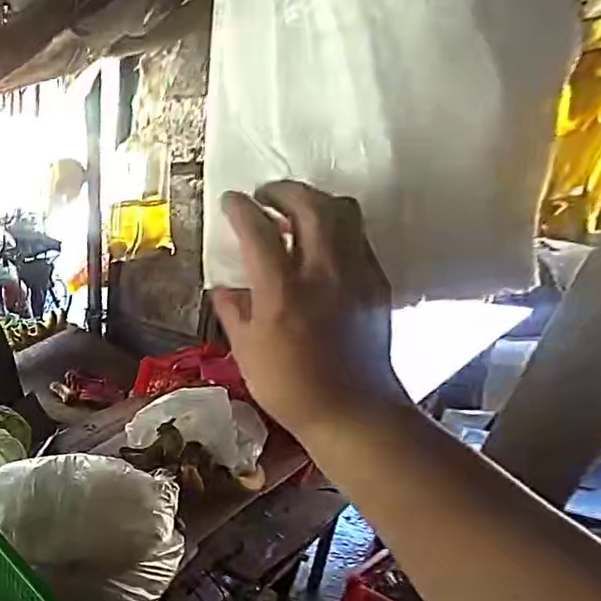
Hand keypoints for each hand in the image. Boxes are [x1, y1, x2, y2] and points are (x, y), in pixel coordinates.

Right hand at [209, 181, 409, 439]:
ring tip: (294, 212)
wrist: (350, 408)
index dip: (242, 211)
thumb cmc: (287, 386)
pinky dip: (336, 227)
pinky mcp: (376, 282)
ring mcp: (356, 273)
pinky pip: (357, 237)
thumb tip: (224, 288)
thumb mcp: (246, 352)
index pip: (259, 234)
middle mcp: (322, 272)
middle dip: (285, 192)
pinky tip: (320, 244)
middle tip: (265, 195)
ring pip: (343, 214)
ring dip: (315, 202)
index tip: (230, 201)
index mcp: (282, 292)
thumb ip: (235, 312)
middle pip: (310, 207)